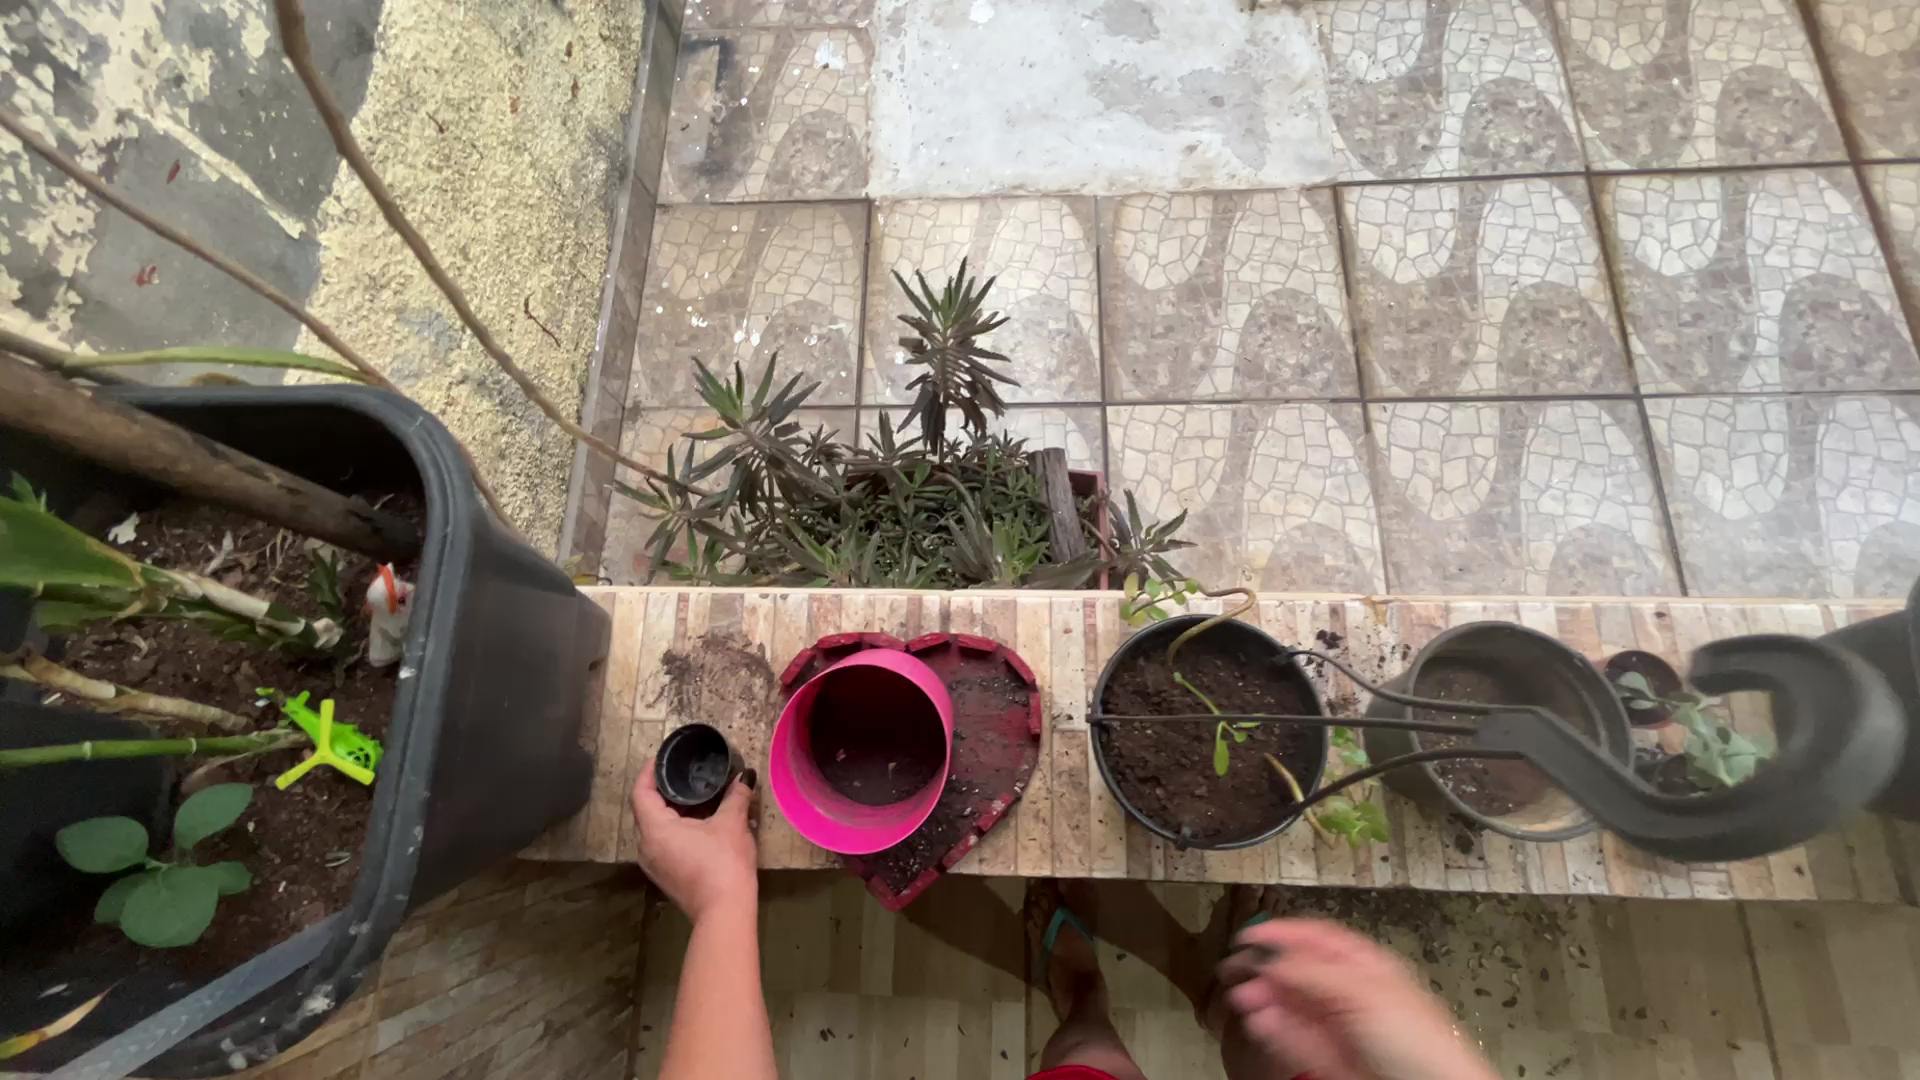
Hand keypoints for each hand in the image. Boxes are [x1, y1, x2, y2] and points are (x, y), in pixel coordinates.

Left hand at [630, 757, 758, 922]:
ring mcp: (654, 865)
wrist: (724, 910)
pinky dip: (674, 827)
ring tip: (693, 795)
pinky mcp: (666, 876)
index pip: (641, 794)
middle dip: (662, 791)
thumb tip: (745, 776)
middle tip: (683, 773)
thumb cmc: (722, 861)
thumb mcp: (732, 823)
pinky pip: (662, 843)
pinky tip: (698, 822)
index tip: (661, 758)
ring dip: (670, 811)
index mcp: (656, 830)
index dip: (648, 773)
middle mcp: (646, 847)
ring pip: (655, 829)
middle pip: (646, 811)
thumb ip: (736, 795)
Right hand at [1217, 919, 1498, 1079]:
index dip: (1283, 932)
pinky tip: (1256, 1020)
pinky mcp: (1331, 1058)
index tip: (1250, 933)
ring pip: (1292, 1004)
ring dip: (1263, 997)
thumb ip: (1315, 970)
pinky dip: (1273, 1027)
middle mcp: (1348, 991)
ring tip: (1238, 996)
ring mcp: (1339, 1026)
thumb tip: (1272, 956)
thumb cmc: (1415, 1039)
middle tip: (1233, 966)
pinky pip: (1296, 1037)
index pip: (1316, 936)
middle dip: (1265, 967)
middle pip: (1297, 970)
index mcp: (1364, 965)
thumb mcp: (1365, 992)